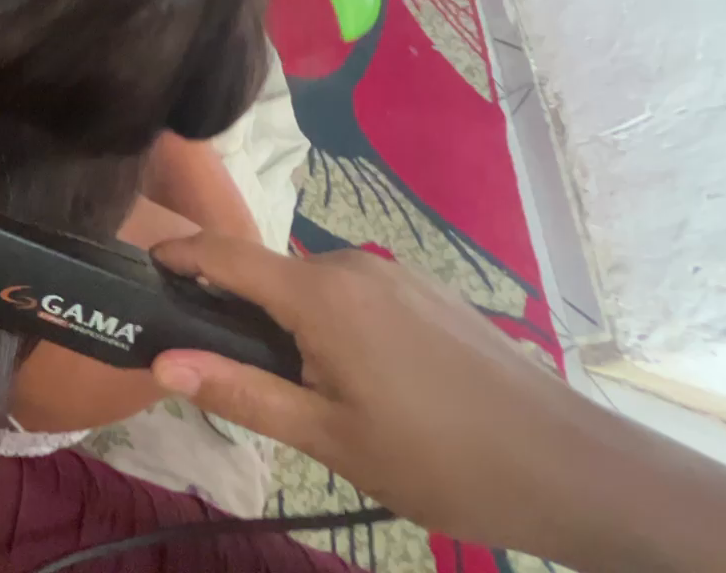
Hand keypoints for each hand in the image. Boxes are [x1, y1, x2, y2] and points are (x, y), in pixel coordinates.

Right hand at [145, 234, 725, 572]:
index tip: (140, 269)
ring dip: (283, 319)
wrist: (585, 474)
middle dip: (233, 308)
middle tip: (227, 367)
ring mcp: (393, 274)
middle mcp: (350, 266)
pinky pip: (349, 291)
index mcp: (319, 294)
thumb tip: (160, 363)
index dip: (174, 254)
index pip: (221, 252)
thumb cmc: (442, 459)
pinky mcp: (424, 290)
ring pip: (307, 284)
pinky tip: (357, 376)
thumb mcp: (329, 438)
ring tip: (298, 384)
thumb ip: (240, 392)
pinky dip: (326, 319)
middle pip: (264, 272)